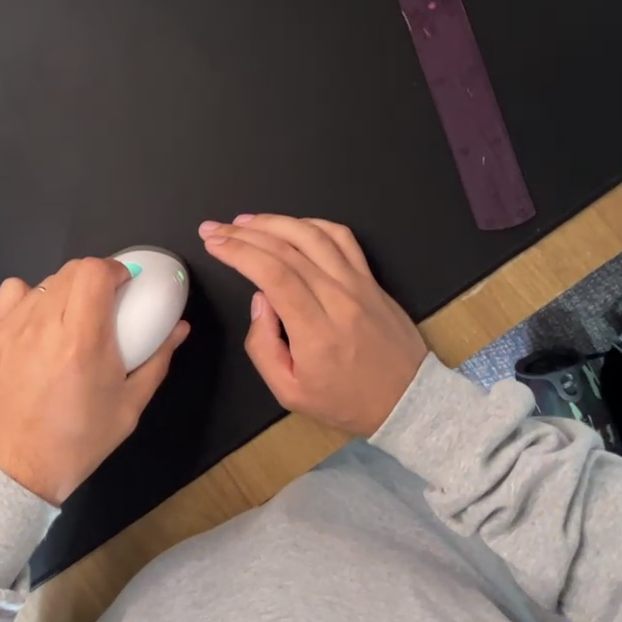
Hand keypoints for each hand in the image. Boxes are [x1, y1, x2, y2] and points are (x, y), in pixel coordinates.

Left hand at [0, 257, 189, 504]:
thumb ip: (157, 360)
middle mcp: (45, 324)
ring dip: (67, 289)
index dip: (115, 269)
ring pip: (46, 279)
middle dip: (95, 277)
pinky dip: (31, 295)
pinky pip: (14, 291)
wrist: (13, 470)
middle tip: (106, 304)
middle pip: (73, 269)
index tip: (125, 285)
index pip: (95, 272)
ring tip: (73, 318)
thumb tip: (179, 328)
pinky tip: (39, 319)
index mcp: (82, 340)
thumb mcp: (129, 407)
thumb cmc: (77, 441)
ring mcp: (13, 326)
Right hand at [200, 215, 426, 436]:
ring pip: (312, 235)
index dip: (239, 252)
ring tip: (244, 221)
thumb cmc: (345, 401)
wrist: (408, 401)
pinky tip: (289, 225)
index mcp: (316, 332)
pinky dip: (311, 223)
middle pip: (286, 249)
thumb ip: (262, 347)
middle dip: (242, 233)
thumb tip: (259, 300)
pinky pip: (341, 237)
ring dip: (273, 221)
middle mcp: (339, 299)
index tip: (214, 244)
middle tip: (214, 228)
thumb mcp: (290, 393)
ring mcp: (359, 284)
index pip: (273, 274)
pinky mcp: (370, 277)